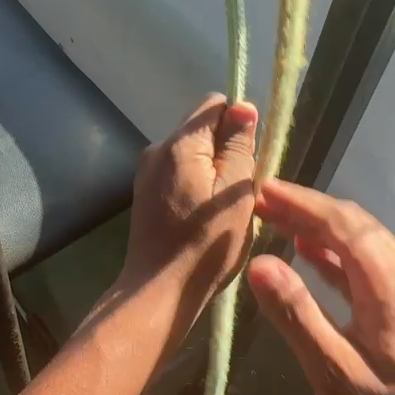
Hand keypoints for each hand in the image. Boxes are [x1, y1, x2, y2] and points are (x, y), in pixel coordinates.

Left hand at [118, 94, 258, 301]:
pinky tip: (204, 216)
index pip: (215, 105)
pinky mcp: (145, 192)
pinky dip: (196, 185)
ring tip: (222, 207)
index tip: (249, 158)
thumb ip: (239, 146)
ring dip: (212, 170)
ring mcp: (146, 171)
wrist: (160, 290)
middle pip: (202, 128)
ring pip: (192, 152)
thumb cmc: (205, 245)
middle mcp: (157, 149)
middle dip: (226, 149)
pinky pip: (178, 172)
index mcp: (179, 144)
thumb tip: (243, 106)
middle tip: (240, 189)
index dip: (239, 124)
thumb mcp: (235, 193)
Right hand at [246, 178, 394, 394]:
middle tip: (259, 205)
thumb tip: (259, 262)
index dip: (299, 202)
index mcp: (390, 283)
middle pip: (355, 225)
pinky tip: (313, 256)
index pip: (341, 222)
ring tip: (276, 223)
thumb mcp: (335, 374)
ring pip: (364, 242)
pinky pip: (372, 263)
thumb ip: (296, 315)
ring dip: (320, 229)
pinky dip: (337, 252)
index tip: (259, 189)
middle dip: (306, 209)